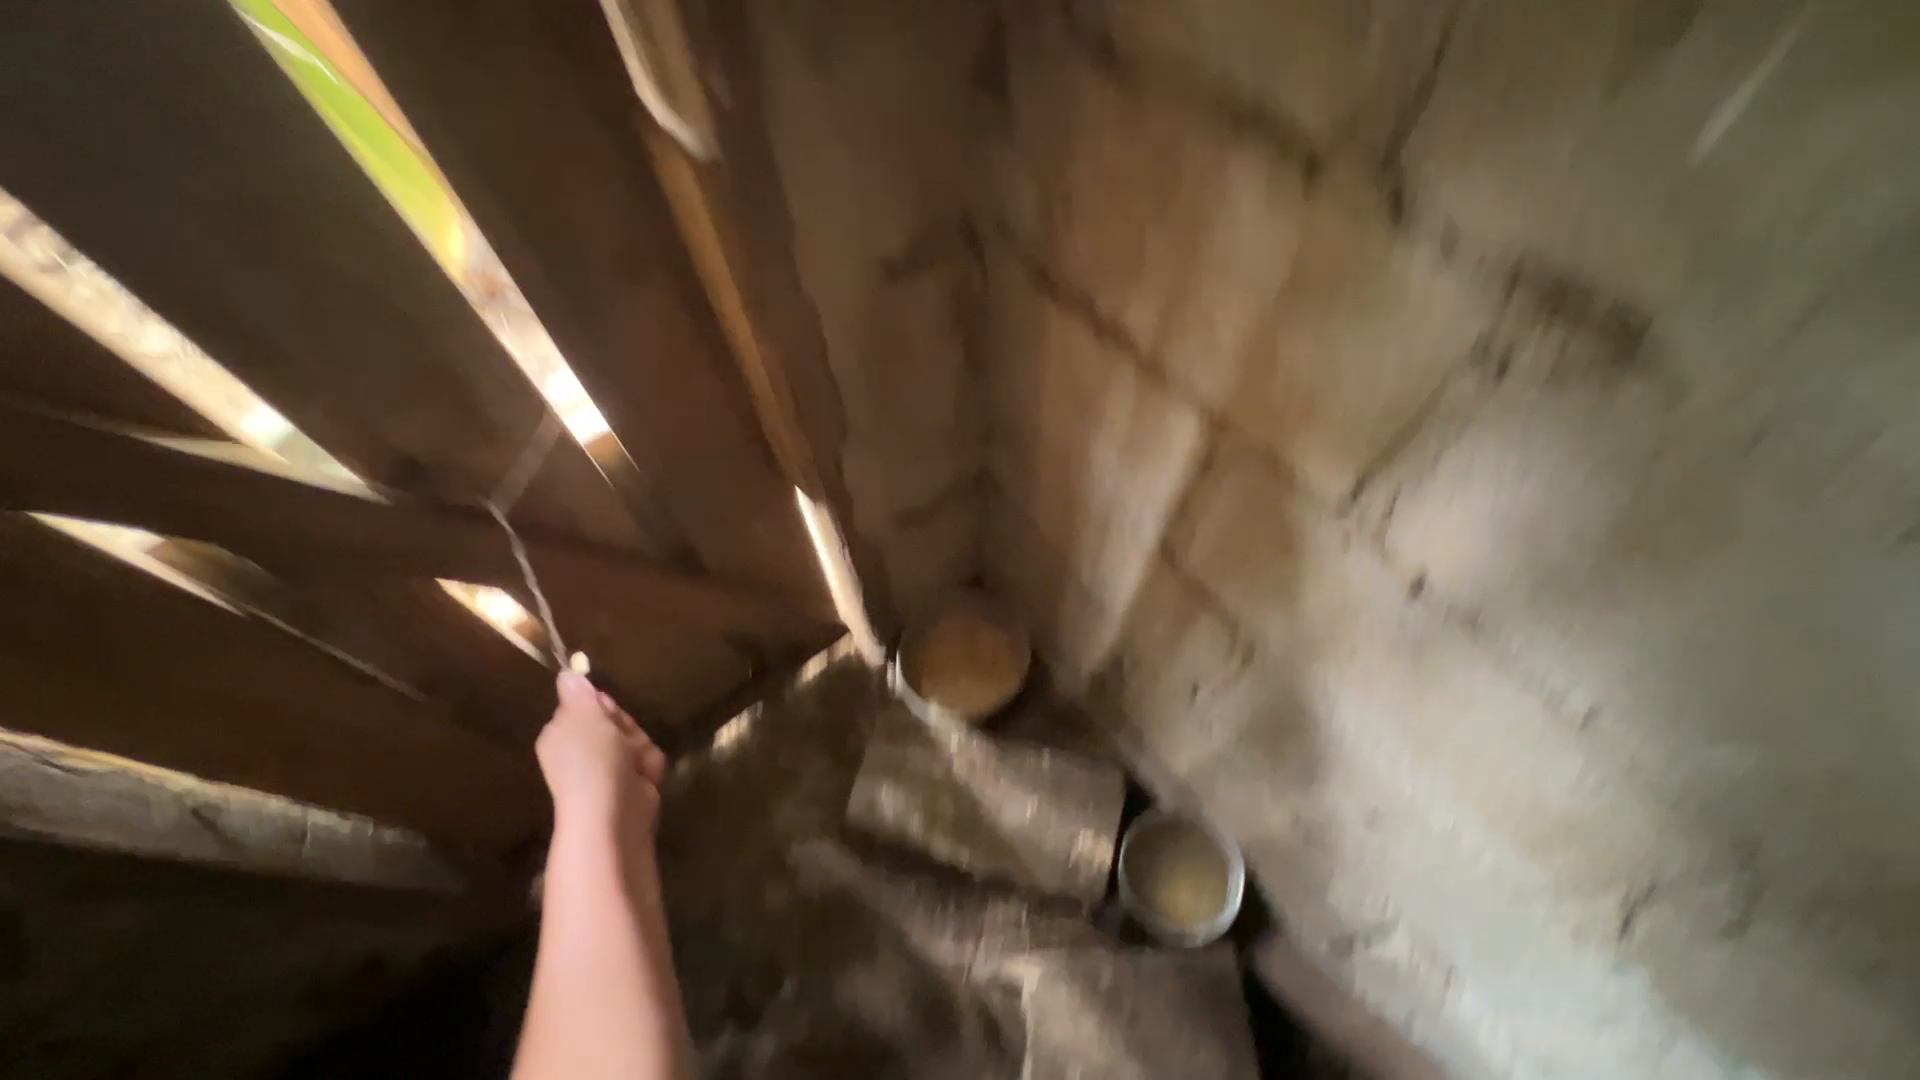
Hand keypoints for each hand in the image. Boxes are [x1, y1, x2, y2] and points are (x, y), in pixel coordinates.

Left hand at [535, 672, 667, 833]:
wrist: (612, 812)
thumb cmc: (591, 760)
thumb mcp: (583, 716)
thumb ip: (578, 693)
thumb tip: (565, 674)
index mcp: (561, 734)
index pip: (584, 705)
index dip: (601, 705)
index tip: (607, 708)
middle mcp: (581, 751)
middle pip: (615, 720)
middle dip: (626, 726)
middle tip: (621, 737)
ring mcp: (607, 769)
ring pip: (636, 738)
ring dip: (641, 747)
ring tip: (635, 763)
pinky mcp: (631, 783)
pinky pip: (648, 761)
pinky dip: (649, 766)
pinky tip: (644, 777)